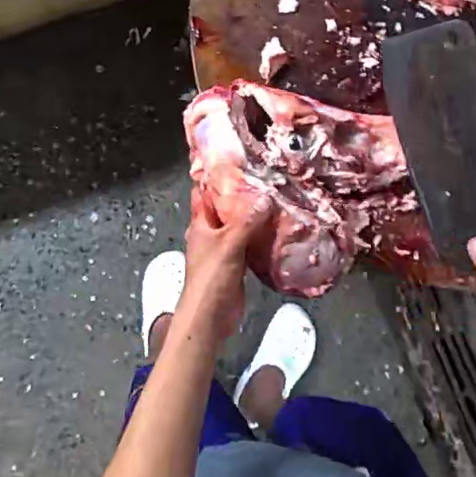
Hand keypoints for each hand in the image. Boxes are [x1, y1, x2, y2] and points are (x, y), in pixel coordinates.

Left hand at [179, 187, 271, 342]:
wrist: (209, 317)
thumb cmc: (211, 277)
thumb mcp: (229, 244)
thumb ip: (247, 222)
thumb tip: (265, 197)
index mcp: (200, 223)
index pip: (204, 192)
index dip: (214, 176)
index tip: (232, 159)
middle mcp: (209, 233)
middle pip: (223, 207)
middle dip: (239, 195)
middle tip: (262, 178)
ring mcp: (221, 249)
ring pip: (236, 226)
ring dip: (251, 216)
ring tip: (274, 200)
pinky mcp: (234, 264)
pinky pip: (247, 244)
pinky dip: (258, 237)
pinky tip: (275, 231)